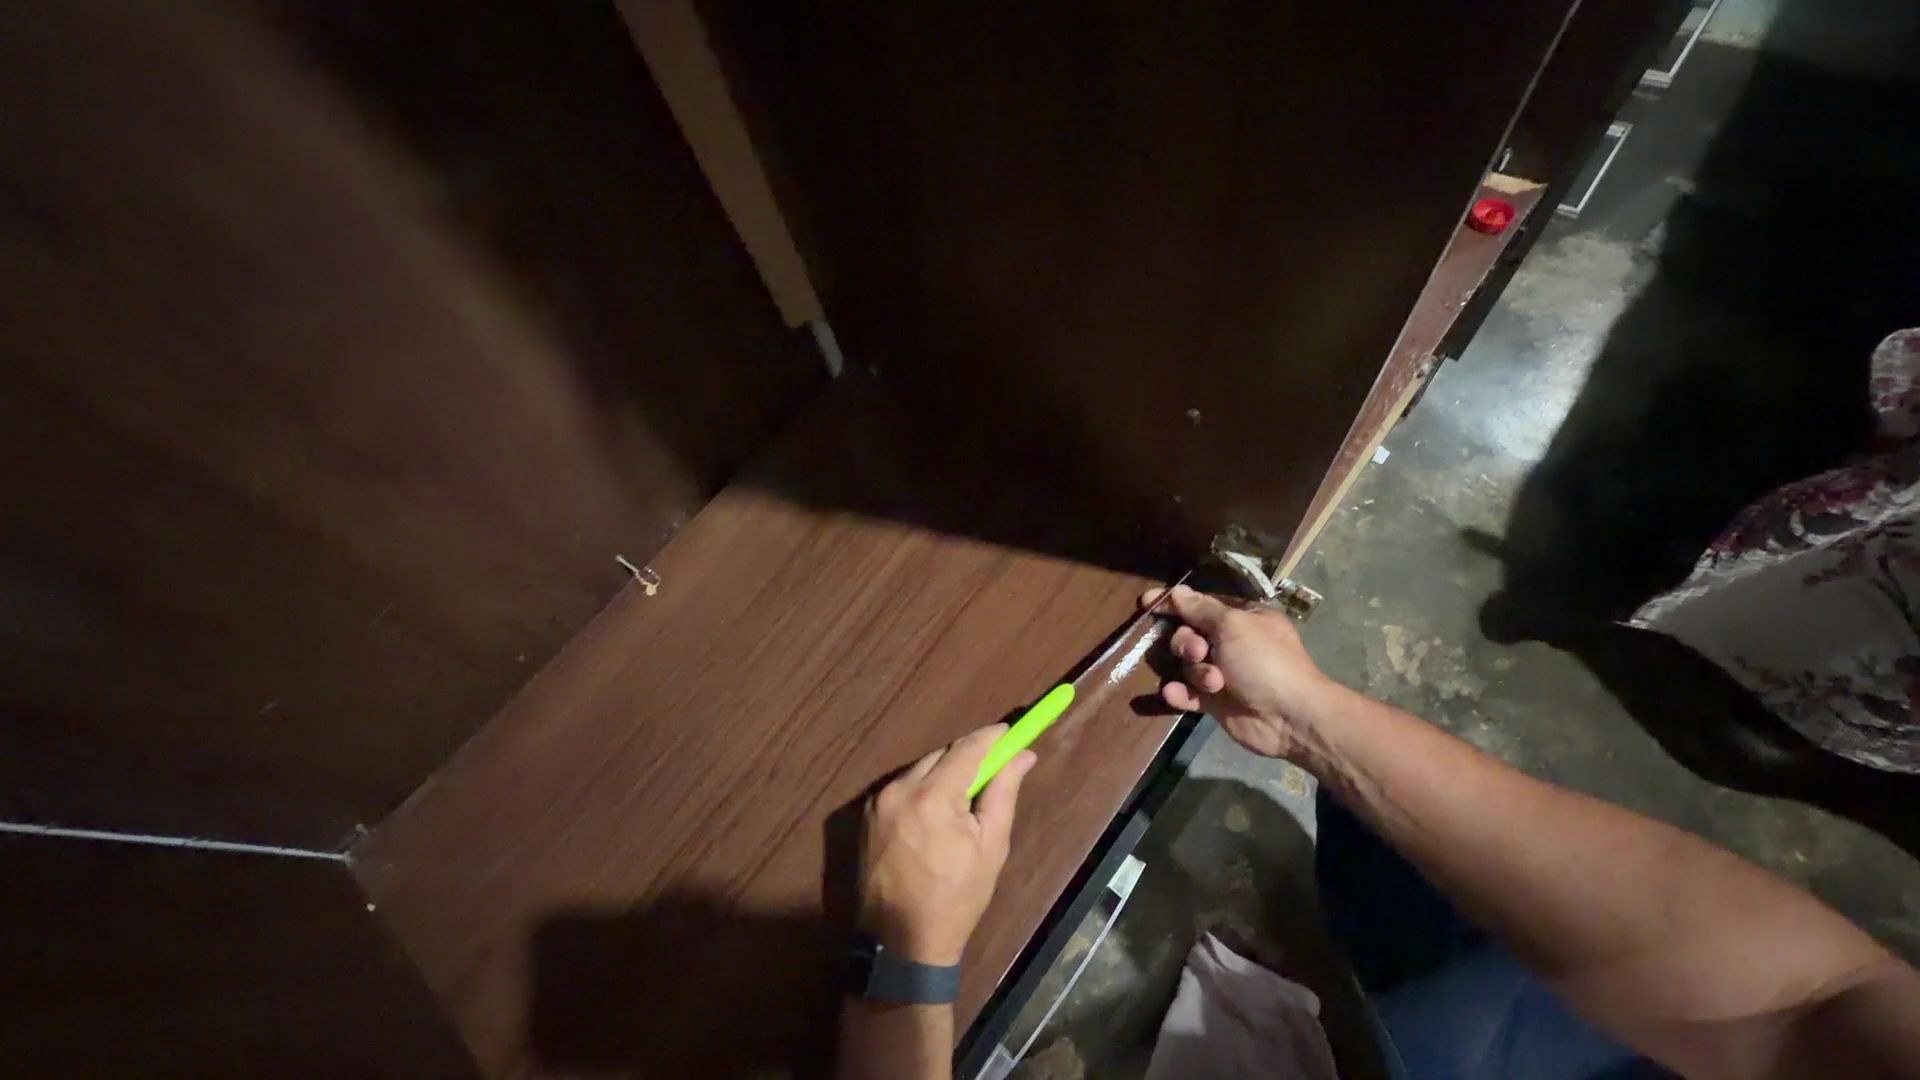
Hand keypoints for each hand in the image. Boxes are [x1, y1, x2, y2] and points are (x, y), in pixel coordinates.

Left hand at [860, 724, 1035, 966]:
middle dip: (968, 757)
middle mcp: (900, 789)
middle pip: (942, 754)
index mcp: (933, 797)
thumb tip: (1023, 755)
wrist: (901, 942)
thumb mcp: (991, 847)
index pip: (967, 748)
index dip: (991, 737)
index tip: (1011, 732)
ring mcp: (879, 800)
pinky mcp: (867, 813)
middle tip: (993, 770)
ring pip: (921, 768)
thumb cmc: (956, 898)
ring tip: (964, 800)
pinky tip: (936, 814)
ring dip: (944, 773)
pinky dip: (923, 789)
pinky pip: (903, 786)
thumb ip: (1004, 792)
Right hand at [1142, 583, 1339, 760]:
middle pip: (1188, 634)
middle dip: (1187, 643)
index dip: (1174, 603)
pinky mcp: (1215, 701)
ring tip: (1214, 684)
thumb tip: (1179, 592)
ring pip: (1187, 664)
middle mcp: (1231, 643)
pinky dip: (1180, 693)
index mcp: (1241, 618)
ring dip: (1195, 672)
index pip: (1200, 604)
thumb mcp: (1234, 626)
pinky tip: (1174, 694)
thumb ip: (1202, 609)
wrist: (1290, 717)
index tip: (1147, 602)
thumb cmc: (1265, 661)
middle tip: (1199, 652)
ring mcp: (1223, 672)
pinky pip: (1187, 692)